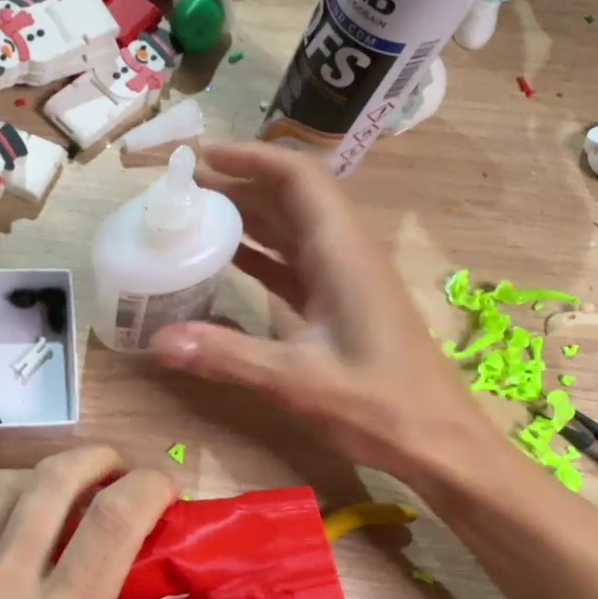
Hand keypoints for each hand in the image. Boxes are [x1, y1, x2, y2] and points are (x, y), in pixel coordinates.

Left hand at [0, 448, 184, 598]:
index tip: (167, 489)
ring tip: (70, 497)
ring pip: (6, 486)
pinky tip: (13, 554)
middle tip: (120, 474)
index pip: (113, 519)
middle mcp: (2, 584)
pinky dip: (5, 518)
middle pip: (55, 477)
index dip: (150, 485)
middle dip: (99, 459)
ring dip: (48, 476)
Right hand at [151, 143, 492, 484]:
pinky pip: (292, 262)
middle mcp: (343, 253)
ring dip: (246, 216)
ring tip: (191, 216)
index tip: (201, 158)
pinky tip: (222, 260)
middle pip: (290, 197)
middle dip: (238, 184)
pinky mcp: (338, 303)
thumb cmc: (381, 404)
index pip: (298, 178)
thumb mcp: (298, 380)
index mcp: (341, 252)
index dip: (251, 158)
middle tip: (180, 189)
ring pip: (290, 228)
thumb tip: (159, 340)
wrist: (439, 440)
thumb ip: (228, 356)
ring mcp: (342, 278)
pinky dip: (257, 254)